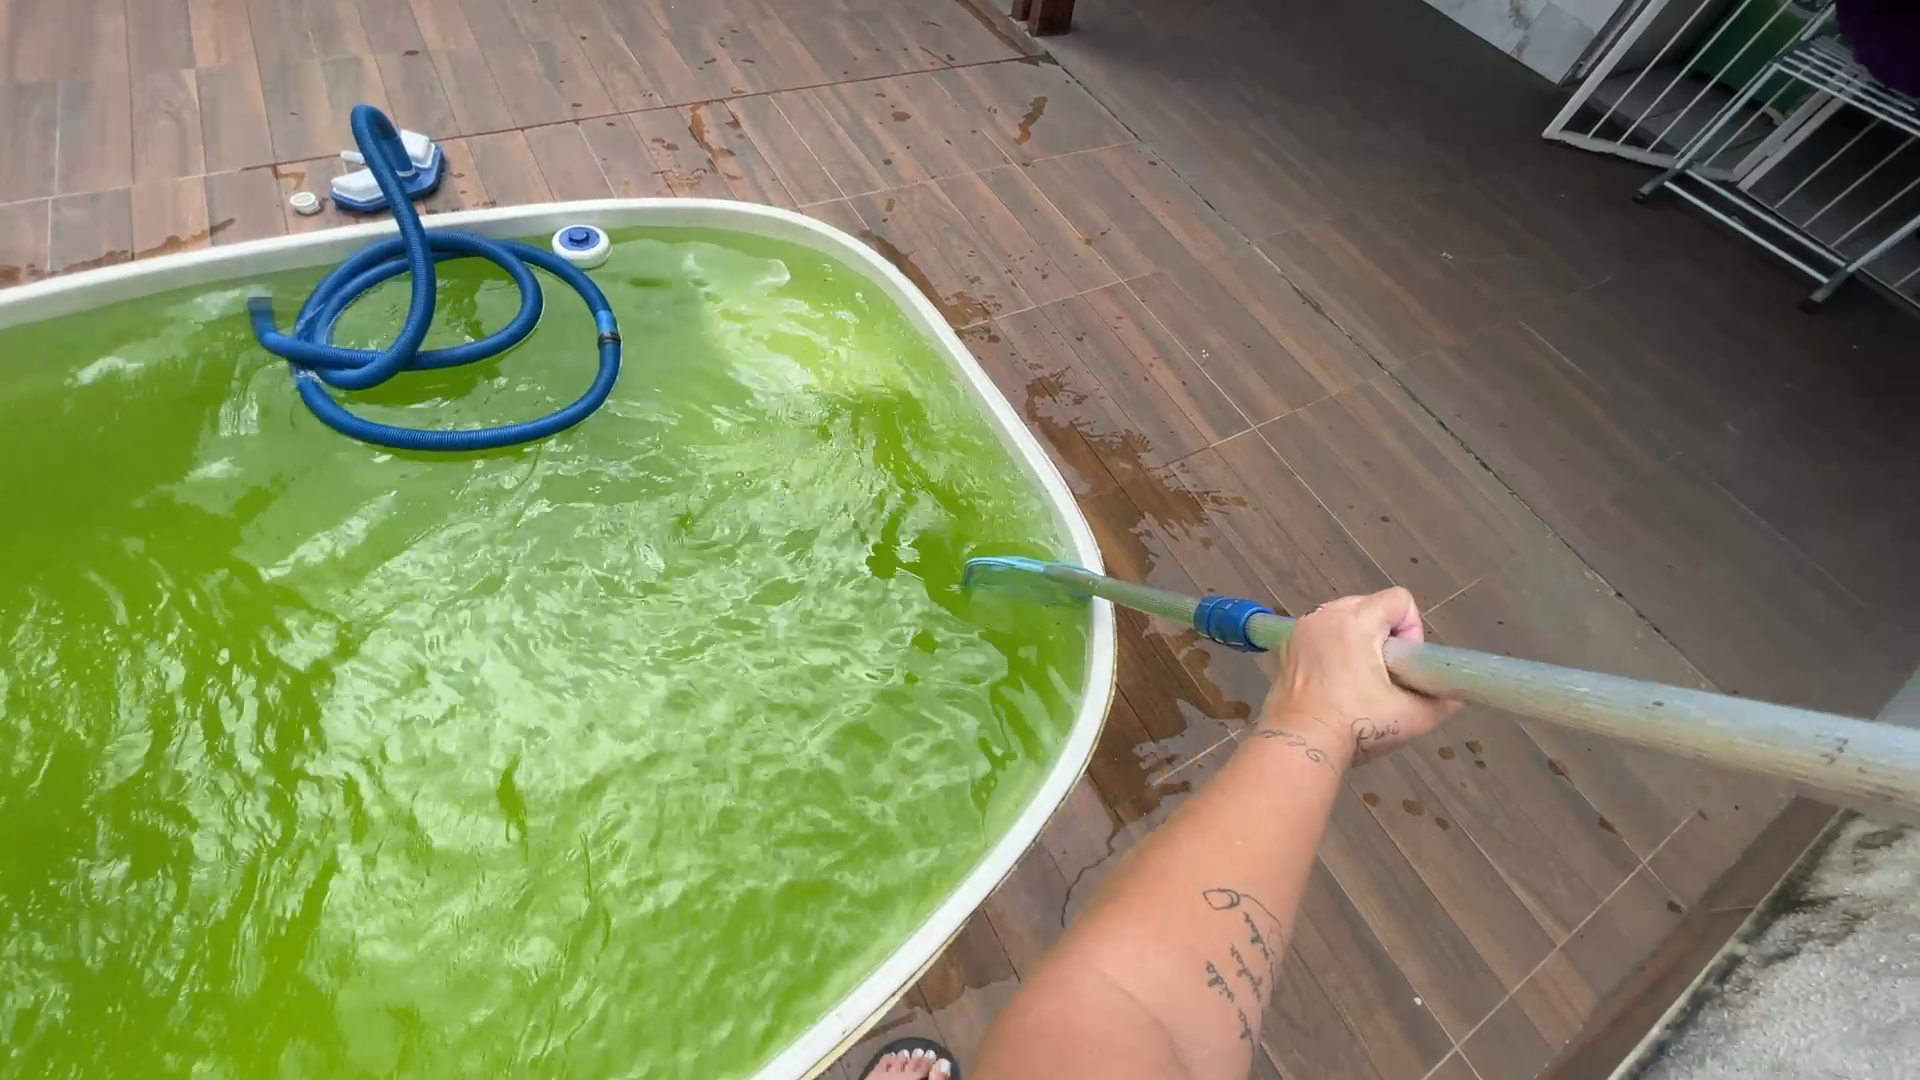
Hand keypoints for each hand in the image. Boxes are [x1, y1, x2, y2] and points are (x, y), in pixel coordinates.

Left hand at [1258, 587, 1458, 767]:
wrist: (1301, 740)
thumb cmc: (1357, 724)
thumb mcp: (1414, 715)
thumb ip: (1442, 698)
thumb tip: (1452, 694)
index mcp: (1355, 621)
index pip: (1398, 599)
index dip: (1411, 628)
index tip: (1404, 663)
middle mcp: (1323, 616)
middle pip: (1367, 605)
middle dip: (1383, 632)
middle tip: (1384, 673)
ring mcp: (1298, 629)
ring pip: (1338, 617)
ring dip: (1354, 638)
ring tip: (1357, 677)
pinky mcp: (1283, 646)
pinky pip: (1316, 633)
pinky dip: (1328, 647)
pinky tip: (1331, 679)